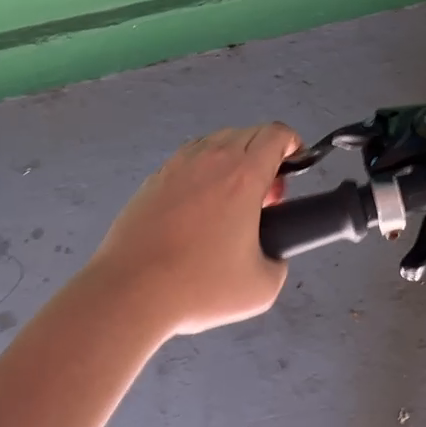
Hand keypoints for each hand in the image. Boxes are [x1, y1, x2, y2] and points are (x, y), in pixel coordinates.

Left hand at [87, 122, 300, 336]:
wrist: (129, 292)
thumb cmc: (197, 286)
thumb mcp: (261, 288)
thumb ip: (278, 262)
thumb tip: (270, 255)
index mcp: (244, 174)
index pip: (277, 134)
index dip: (293, 145)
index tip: (296, 166)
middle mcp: (212, 158)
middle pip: (250, 134)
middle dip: (266, 157)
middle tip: (266, 198)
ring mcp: (179, 164)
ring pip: (218, 143)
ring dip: (234, 162)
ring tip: (232, 205)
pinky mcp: (155, 178)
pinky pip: (190, 160)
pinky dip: (204, 173)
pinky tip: (199, 212)